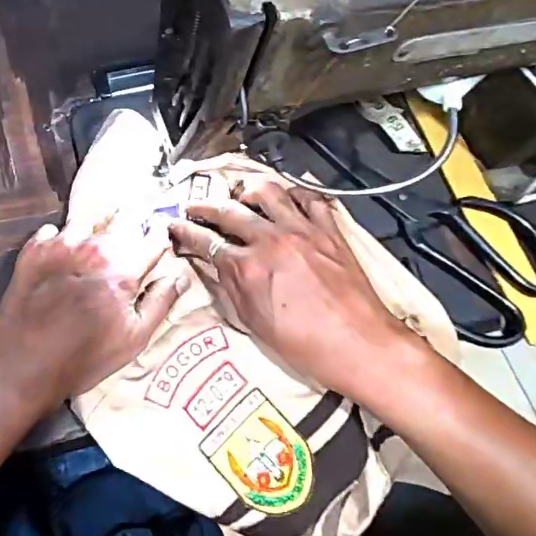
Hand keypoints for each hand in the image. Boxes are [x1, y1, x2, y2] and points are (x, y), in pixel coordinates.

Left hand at [0, 220, 185, 412]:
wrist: (22, 365)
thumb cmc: (85, 357)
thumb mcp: (134, 339)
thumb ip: (160, 303)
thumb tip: (179, 277)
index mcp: (123, 268)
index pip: (153, 237)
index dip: (160, 237)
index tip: (160, 240)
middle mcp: (93, 247)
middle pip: (123, 217)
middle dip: (134, 223)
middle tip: (133, 237)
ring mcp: (60, 245)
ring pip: (88, 218)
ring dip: (98, 225)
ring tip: (98, 241)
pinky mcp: (33, 250)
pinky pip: (52, 229)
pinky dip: (61, 237)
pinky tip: (62, 255)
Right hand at [169, 179, 431, 399]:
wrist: (359, 345)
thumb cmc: (308, 345)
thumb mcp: (254, 324)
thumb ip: (231, 289)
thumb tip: (217, 268)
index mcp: (249, 268)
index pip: (207, 241)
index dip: (186, 232)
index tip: (177, 228)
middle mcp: (273, 241)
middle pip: (229, 211)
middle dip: (205, 206)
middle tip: (196, 207)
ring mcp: (303, 231)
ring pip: (269, 192)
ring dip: (248, 190)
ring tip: (239, 194)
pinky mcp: (329, 231)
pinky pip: (310, 199)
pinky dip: (294, 193)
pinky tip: (288, 197)